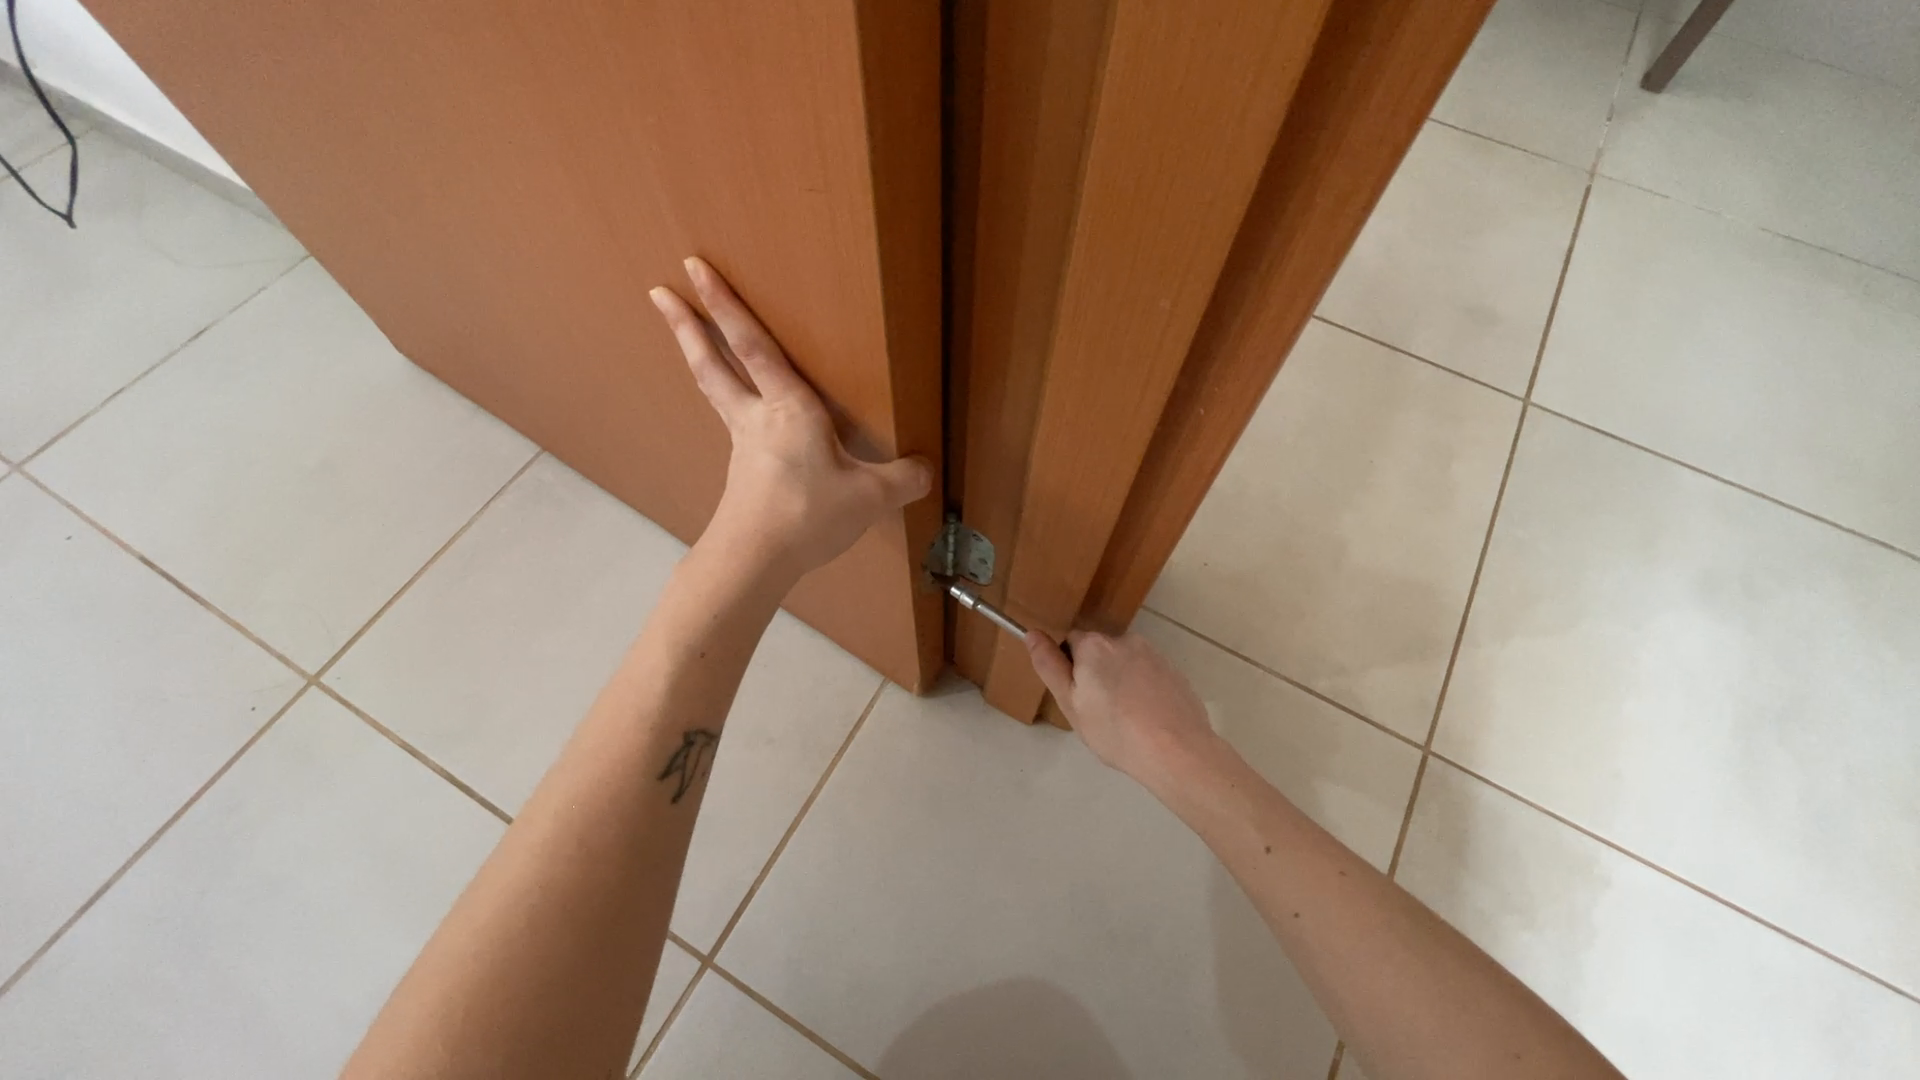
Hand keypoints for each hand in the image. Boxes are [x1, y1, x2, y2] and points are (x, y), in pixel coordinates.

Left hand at [651, 257, 931, 580]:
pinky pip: (732, 425)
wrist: (754, 561)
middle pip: (714, 364)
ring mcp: (743, 447)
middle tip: (660, 291)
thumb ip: (903, 478)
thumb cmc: (807, 516)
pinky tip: (740, 416)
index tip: (694, 268)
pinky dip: (726, 404)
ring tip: (686, 337)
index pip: (753, 347)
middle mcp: (757, 420)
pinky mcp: (742, 473)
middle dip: (687, 325)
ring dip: (698, 359)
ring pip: (716, 392)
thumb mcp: (870, 497)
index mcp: (788, 410)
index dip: (725, 305)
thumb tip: (925, 470)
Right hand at [1025, 629, 1222, 785]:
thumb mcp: (1070, 703)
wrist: (1177, 752)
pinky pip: (1148, 676)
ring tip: (1126, 720)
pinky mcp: (1174, 672)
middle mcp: (1124, 640)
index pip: (1070, 641)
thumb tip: (1032, 633)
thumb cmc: (1114, 731)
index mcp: (1094, 645)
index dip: (1069, 668)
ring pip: (1125, 663)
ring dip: (1120, 682)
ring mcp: (1154, 654)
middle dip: (1096, 674)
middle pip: (1099, 651)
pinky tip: (1147, 719)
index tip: (1077, 696)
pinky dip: (1143, 691)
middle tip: (1098, 712)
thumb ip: (1049, 665)